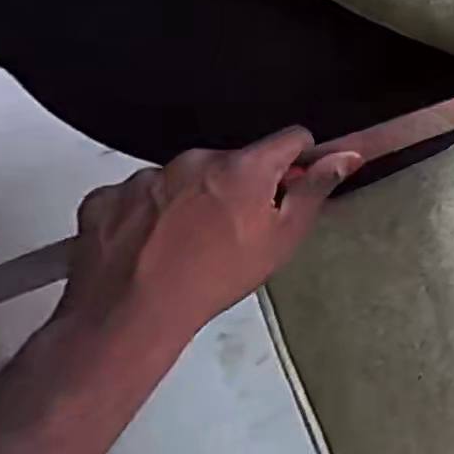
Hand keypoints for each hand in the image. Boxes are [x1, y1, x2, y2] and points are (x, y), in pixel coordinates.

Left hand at [57, 128, 361, 346]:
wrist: (130, 316)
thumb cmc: (216, 277)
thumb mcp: (284, 237)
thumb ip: (316, 189)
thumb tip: (346, 157)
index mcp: (244, 167)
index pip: (291, 137)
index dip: (300, 159)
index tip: (292, 183)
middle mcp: (195, 160)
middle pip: (236, 160)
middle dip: (243, 183)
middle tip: (239, 225)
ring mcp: (146, 177)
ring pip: (188, 176)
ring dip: (196, 196)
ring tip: (191, 239)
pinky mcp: (106, 196)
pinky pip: (141, 192)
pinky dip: (151, 210)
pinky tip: (154, 241)